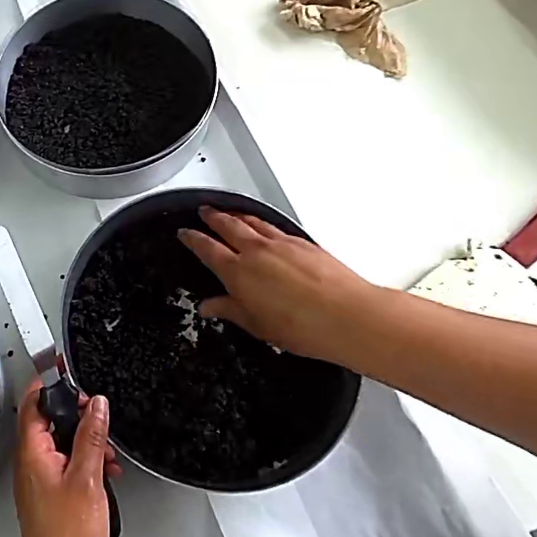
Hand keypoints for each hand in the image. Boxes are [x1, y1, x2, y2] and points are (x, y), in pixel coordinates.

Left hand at [12, 382, 118, 536]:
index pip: (33, 403)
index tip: (63, 368)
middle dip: (74, 414)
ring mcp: (37, 479)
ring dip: (83, 441)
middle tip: (97, 413)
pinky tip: (103, 472)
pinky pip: (63, 464)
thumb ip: (92, 438)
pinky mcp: (48, 494)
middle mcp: (29, 463)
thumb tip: (96, 406)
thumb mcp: (88, 479)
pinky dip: (83, 461)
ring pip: (58, 444)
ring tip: (107, 452)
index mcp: (31, 453)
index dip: (49, 383)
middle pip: (47, 421)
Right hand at [177, 206, 387, 364]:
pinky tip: (267, 227)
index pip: (206, 247)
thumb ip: (229, 310)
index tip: (185, 233)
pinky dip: (265, 223)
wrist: (350, 317)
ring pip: (253, 221)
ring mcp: (282, 245)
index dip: (192, 238)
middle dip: (213, 216)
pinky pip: (277, 227)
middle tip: (205, 211)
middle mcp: (257, 251)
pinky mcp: (306, 244)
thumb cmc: (305, 325)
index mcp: (237, 271)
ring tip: (231, 212)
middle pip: (228, 224)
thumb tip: (210, 307)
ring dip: (238, 214)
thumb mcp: (255, 324)